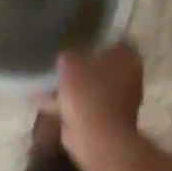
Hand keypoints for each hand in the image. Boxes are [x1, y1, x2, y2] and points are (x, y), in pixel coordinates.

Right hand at [54, 44, 146, 170]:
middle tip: (62, 53)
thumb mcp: (71, 63)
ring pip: (92, 85)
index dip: (98, 35)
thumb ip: (69, 55)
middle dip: (84, 61)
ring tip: (47, 77)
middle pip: (103, 63)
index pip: (115, 39)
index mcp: (127, 59)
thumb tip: (67, 57)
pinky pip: (83, 104)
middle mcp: (128, 78)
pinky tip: (43, 99)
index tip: (80, 32)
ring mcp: (118, 100)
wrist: (96, 137)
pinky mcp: (105, 119)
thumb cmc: (89, 92)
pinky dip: (66, 103)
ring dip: (73, 84)